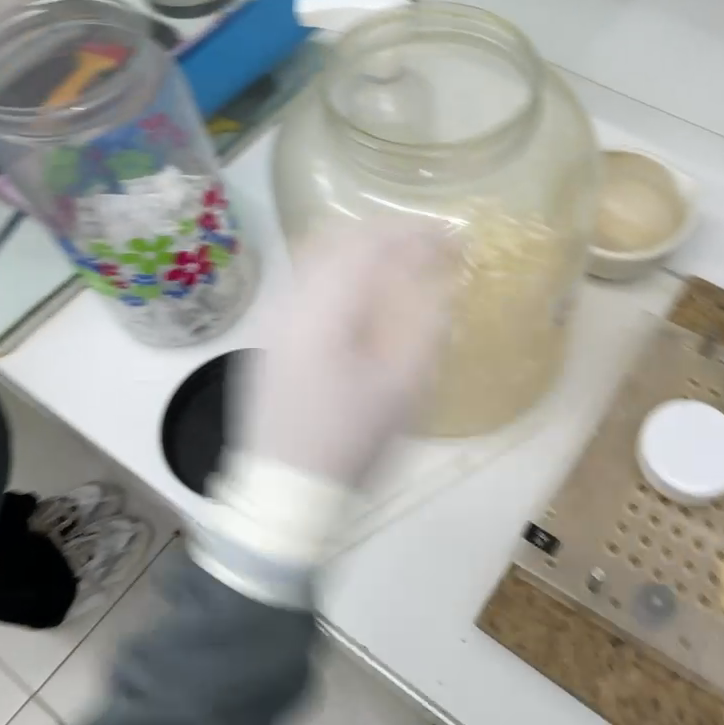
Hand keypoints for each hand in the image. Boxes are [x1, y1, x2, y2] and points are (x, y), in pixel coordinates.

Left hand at [234, 217, 453, 487]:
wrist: (282, 492)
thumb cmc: (349, 443)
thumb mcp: (402, 391)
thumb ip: (426, 327)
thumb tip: (442, 284)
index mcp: (324, 309)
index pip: (373, 244)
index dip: (418, 233)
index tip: (454, 238)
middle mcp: (290, 299)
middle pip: (340, 237)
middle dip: (391, 235)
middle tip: (432, 246)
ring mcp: (273, 316)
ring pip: (318, 254)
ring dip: (363, 248)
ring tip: (403, 263)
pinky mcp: (269, 335)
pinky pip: (306, 279)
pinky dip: (340, 269)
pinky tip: (363, 293)